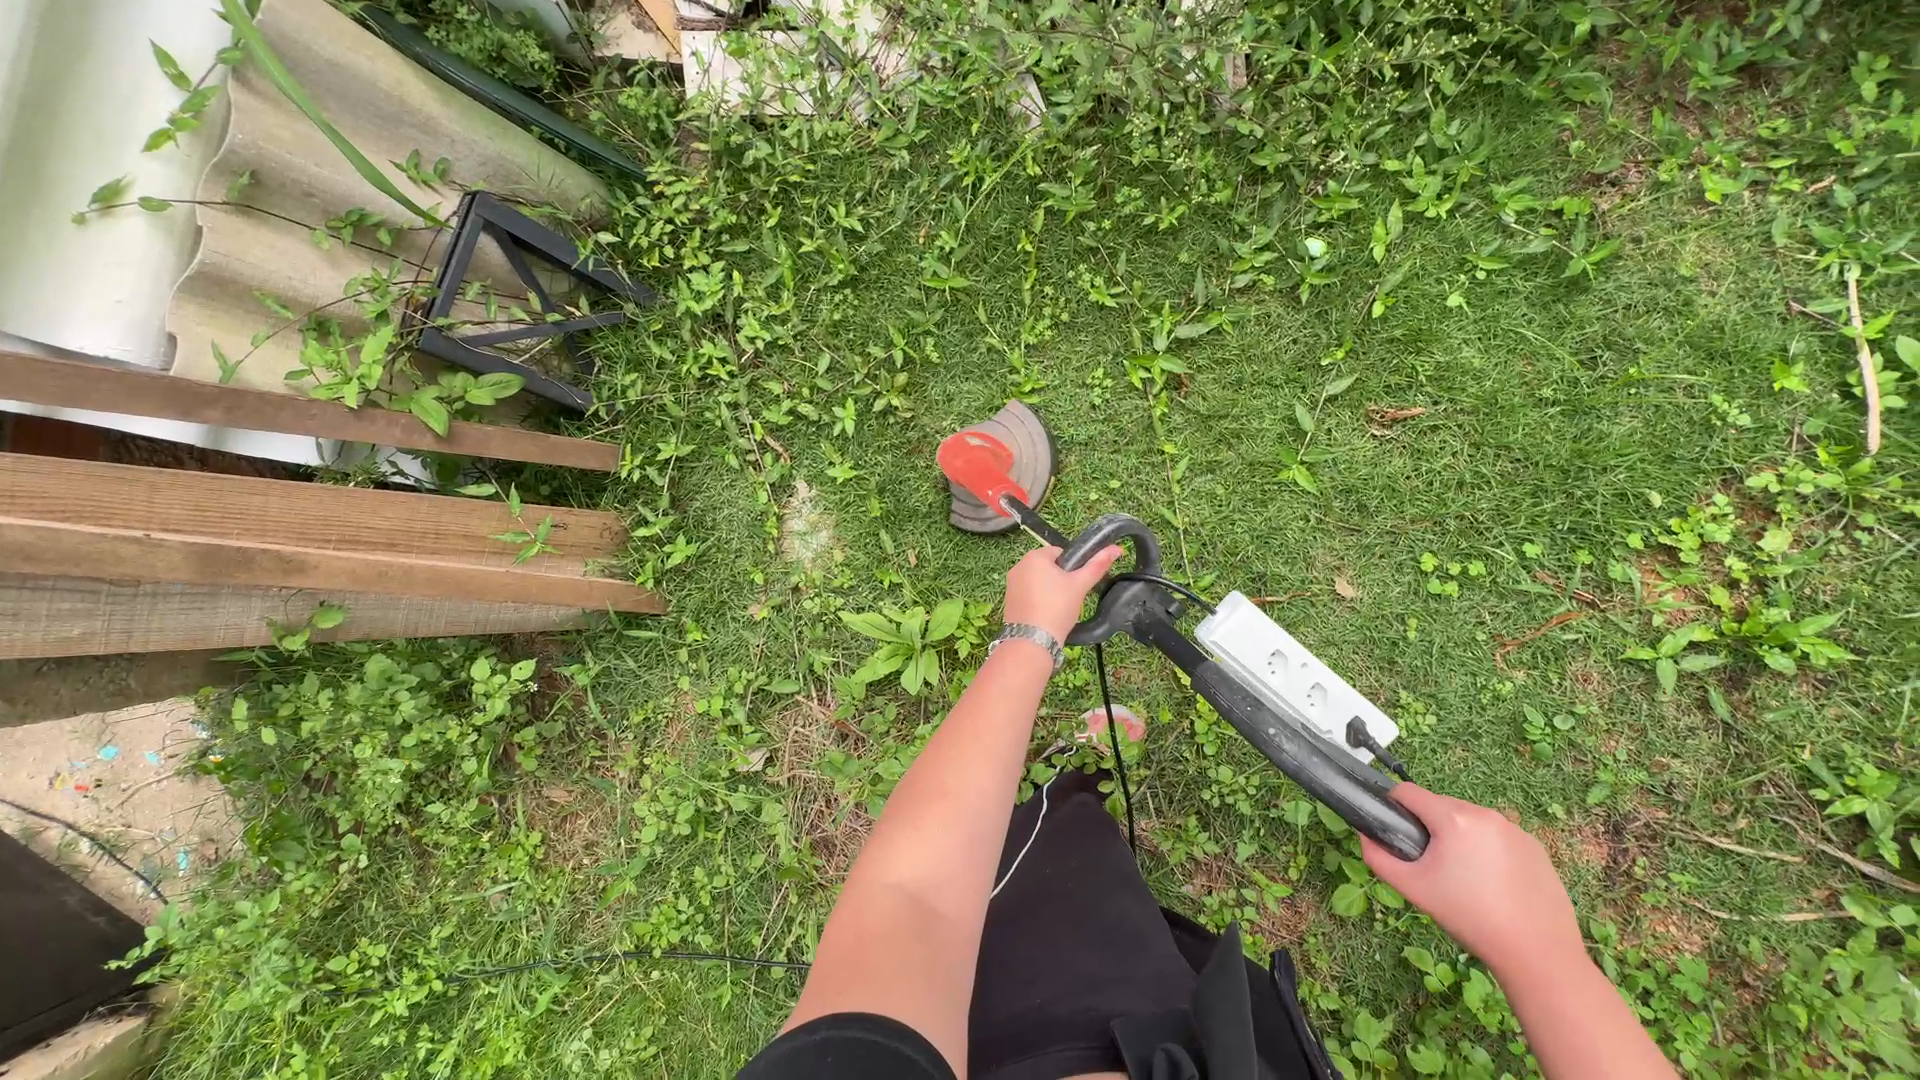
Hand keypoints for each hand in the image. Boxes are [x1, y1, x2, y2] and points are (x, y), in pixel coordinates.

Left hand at [1001, 545, 1124, 642]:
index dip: (1072, 567)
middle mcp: (1019, 565)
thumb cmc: (1057, 607)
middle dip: (1060, 579)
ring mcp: (1011, 584)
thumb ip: (1098, 565)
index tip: (1077, 584)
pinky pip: (1028, 594)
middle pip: (1048, 567)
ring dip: (1049, 590)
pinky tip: (1045, 615)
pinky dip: (1037, 601)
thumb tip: (1116, 549)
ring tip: (1058, 608)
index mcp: (1034, 556)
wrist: (1032, 640)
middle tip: (1069, 598)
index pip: (1060, 552)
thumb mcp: (1080, 585)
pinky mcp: (1008, 600)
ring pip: (1038, 581)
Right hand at [1361, 785, 1586, 980]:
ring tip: (1463, 877)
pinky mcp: (1535, 847)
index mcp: (1454, 818)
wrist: (1537, 952)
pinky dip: (1486, 850)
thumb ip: (1377, 856)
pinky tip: (1492, 883)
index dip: (1392, 807)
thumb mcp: (1412, 888)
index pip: (1407, 792)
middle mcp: (1485, 814)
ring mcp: (1515, 829)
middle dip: (1428, 826)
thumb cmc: (1468, 916)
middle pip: (1440, 805)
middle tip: (1431, 865)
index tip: (1395, 833)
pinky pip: (1497, 836)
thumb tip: (1365, 835)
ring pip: (1469, 820)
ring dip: (1457, 836)